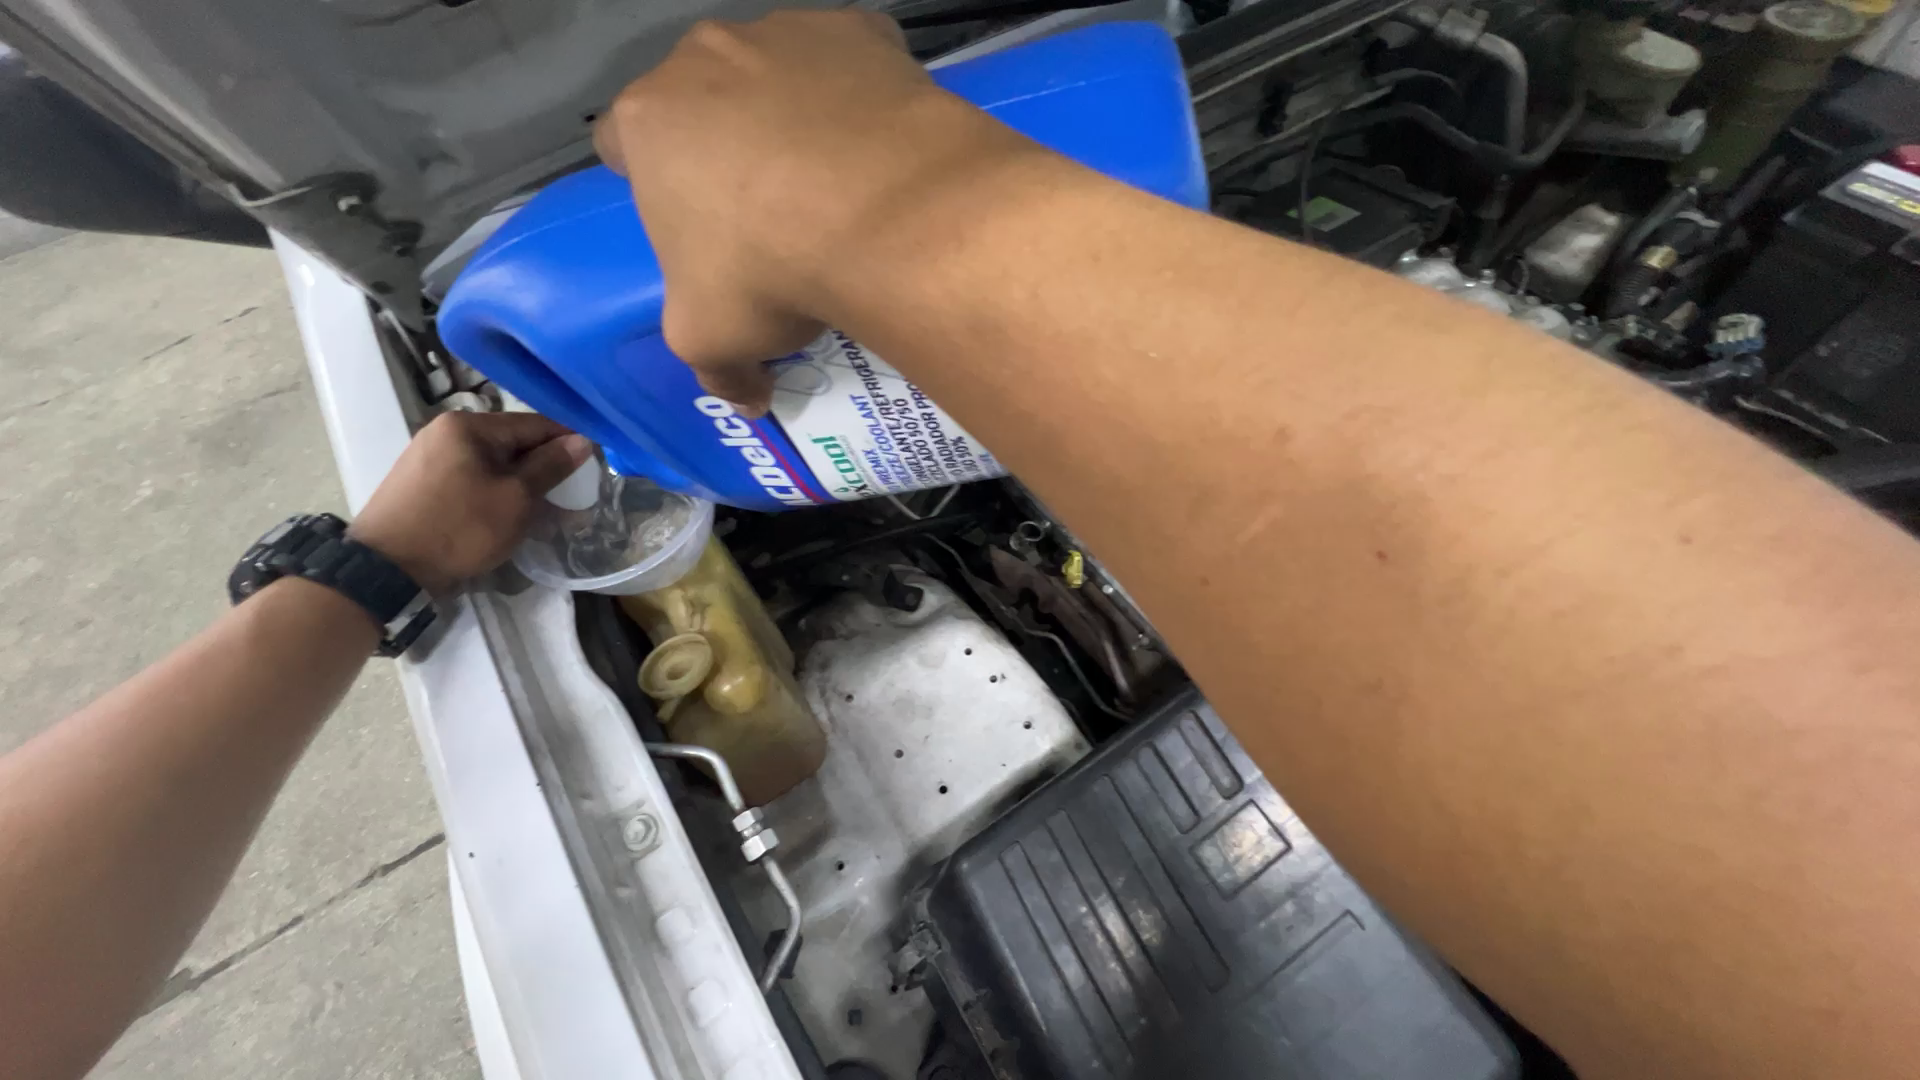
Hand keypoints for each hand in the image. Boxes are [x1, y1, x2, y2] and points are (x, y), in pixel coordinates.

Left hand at [349, 412, 592, 593]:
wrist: (389, 569)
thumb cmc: (460, 528)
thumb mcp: (517, 497)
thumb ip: (551, 466)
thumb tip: (582, 441)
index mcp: (468, 426)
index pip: (535, 424)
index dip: (569, 441)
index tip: (597, 461)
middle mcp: (447, 432)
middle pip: (515, 443)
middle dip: (547, 468)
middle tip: (577, 494)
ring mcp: (433, 457)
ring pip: (497, 464)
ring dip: (526, 484)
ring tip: (552, 511)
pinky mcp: (427, 482)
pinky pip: (477, 478)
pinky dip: (501, 492)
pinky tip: (517, 514)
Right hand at [592, 10, 1026, 410]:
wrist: (880, 216)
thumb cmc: (768, 273)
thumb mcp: (715, 339)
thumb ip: (719, 371)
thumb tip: (748, 404)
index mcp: (648, 123)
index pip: (623, 145)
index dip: (652, 185)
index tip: (692, 225)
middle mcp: (705, 58)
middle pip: (701, 105)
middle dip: (725, 152)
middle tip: (771, 216)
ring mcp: (785, 34)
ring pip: (776, 78)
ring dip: (795, 123)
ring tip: (840, 189)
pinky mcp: (861, 32)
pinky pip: (853, 65)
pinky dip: (862, 101)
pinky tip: (884, 152)